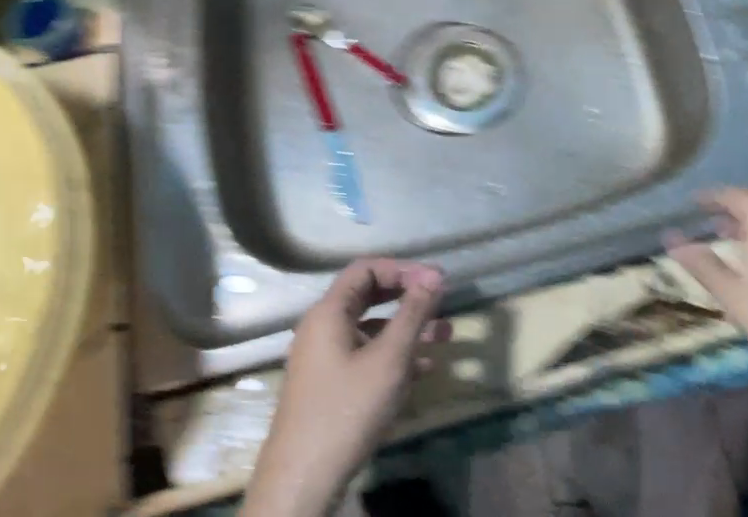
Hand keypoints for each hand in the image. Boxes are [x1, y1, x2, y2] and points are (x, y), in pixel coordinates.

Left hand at [242, 259, 448, 516]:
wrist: (302, 478)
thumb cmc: (347, 409)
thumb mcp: (389, 359)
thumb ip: (413, 313)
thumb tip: (434, 274)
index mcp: (328, 312)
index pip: (366, 269)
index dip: (403, 269)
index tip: (436, 281)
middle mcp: (321, 328)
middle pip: (368, 297)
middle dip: (408, 298)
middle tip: (442, 301)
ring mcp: (323, 359)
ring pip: (370, 331)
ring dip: (406, 330)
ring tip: (445, 337)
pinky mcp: (328, 386)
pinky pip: (364, 357)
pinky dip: (392, 356)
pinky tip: (422, 369)